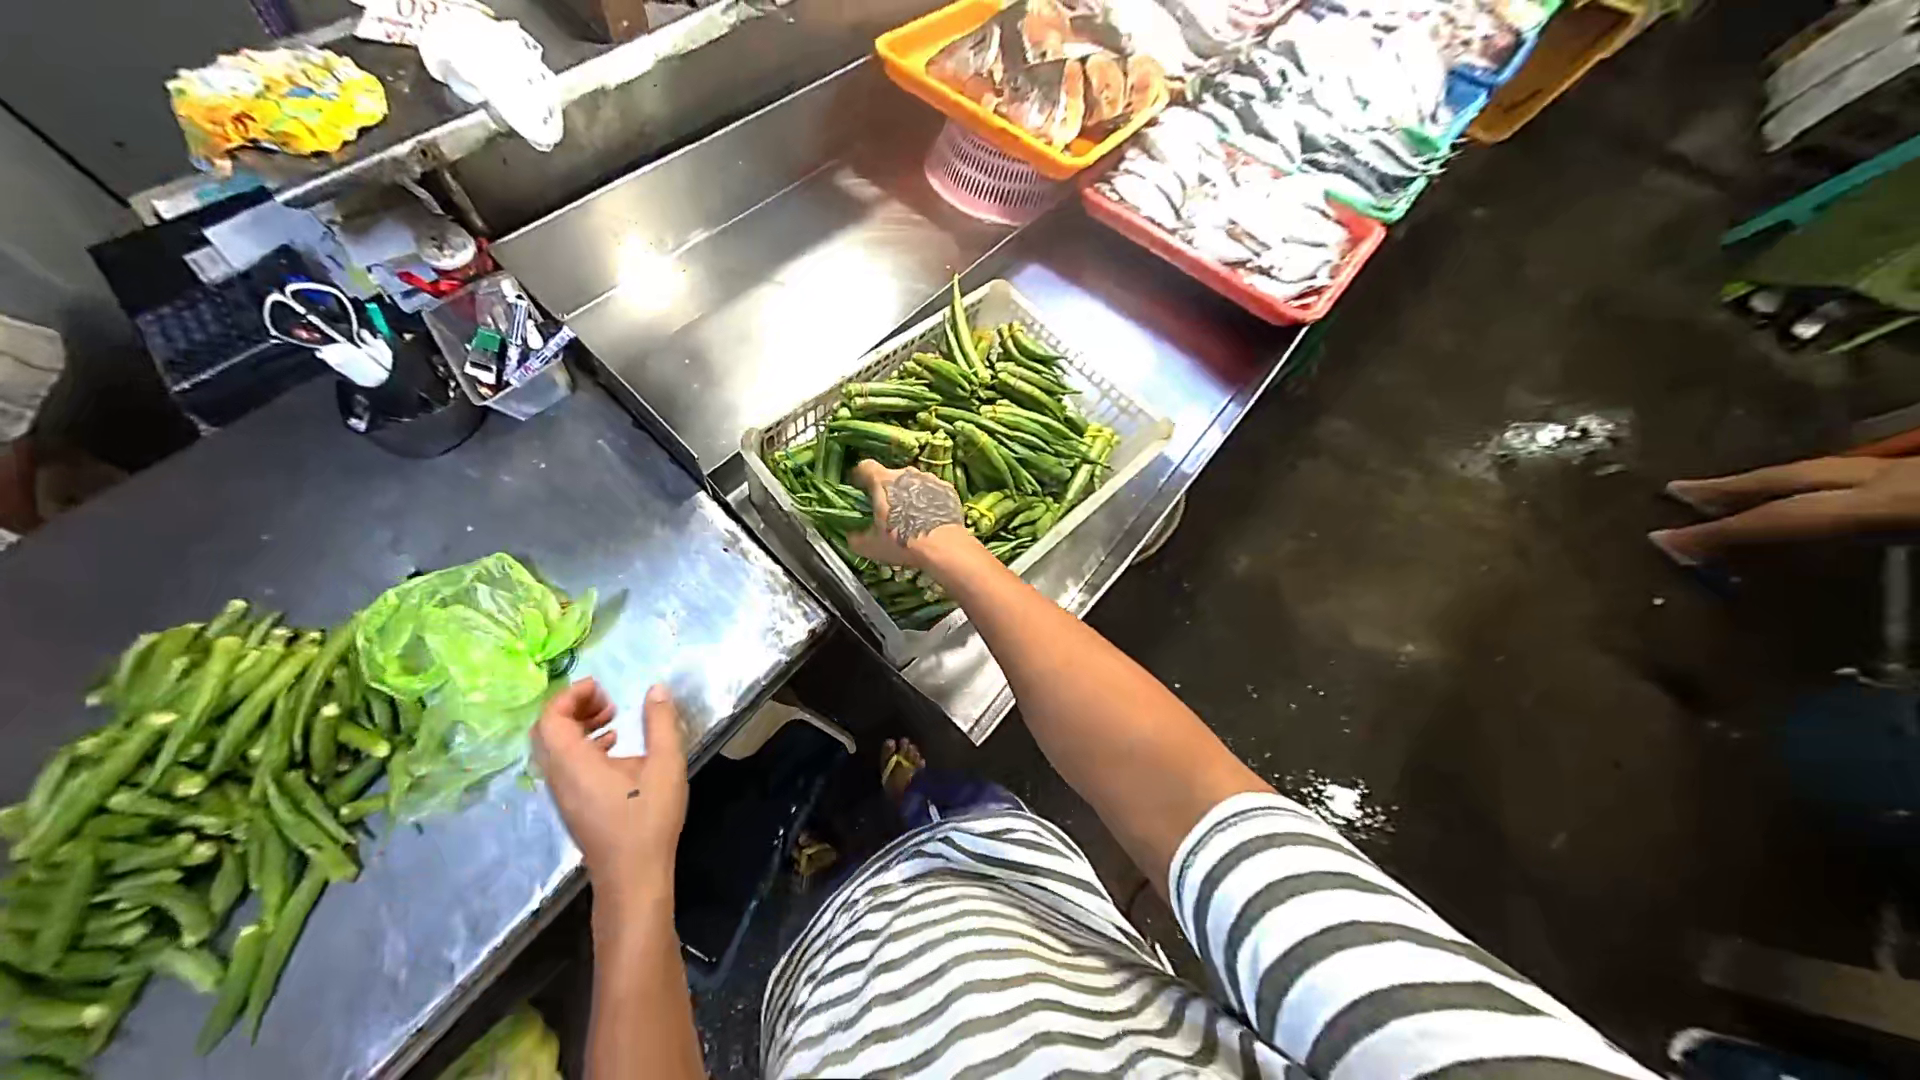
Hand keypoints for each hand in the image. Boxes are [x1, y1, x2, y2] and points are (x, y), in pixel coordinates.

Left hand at [531, 679, 687, 908]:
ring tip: (613, 718)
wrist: (633, 875)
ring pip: (554, 748)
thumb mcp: (666, 765)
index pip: (550, 719)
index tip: (602, 687)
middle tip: (607, 700)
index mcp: (575, 765)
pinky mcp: (573, 804)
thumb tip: (656, 689)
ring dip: (578, 725)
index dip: (570, 696)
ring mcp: (563, 793)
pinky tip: (614, 746)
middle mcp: (560, 777)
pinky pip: (564, 763)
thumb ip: (660, 723)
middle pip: (546, 731)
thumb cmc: (648, 819)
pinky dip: (582, 744)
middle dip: (573, 707)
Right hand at [847, 460, 969, 569]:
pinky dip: (928, 499)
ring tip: (910, 514)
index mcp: (883, 481)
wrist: (944, 547)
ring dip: (908, 493)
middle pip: (891, 475)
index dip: (859, 476)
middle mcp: (906, 473)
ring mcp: (929, 479)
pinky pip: (932, 490)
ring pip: (913, 481)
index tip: (858, 488)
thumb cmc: (902, 542)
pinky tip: (929, 517)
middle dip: (886, 488)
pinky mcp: (947, 489)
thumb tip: (851, 534)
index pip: (865, 466)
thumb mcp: (870, 546)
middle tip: (886, 509)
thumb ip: (855, 537)